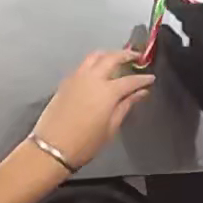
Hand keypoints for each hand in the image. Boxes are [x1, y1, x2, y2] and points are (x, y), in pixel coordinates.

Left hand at [31, 50, 155, 168]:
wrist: (52, 148)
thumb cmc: (84, 143)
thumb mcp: (110, 127)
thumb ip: (125, 106)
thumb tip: (140, 93)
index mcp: (107, 91)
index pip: (130, 80)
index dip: (142, 79)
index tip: (150, 78)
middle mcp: (91, 79)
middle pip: (111, 58)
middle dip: (126, 55)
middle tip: (136, 57)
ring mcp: (76, 78)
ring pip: (94, 56)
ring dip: (108, 54)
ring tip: (117, 59)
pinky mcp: (65, 82)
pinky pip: (83, 65)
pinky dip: (94, 63)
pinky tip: (98, 71)